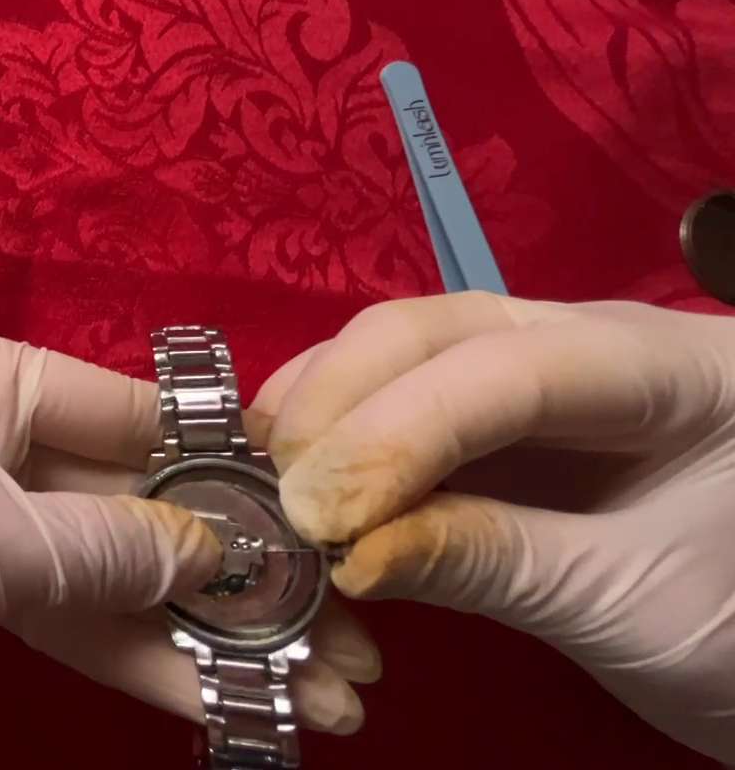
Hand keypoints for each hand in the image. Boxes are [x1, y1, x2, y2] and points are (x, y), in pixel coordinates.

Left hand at [0, 312, 368, 768]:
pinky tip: (211, 690)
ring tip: (308, 680)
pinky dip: (118, 640)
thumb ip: (103, 548)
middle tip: (331, 627)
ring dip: (181, 619)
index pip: (110, 405)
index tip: (303, 511)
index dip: (206, 460)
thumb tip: (216, 553)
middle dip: (210, 563)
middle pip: (113, 488)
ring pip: (91, 552)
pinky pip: (52, 592)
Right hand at [258, 292, 734, 761]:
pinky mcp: (452, 384)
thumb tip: (342, 553)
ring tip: (274, 477)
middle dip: (336, 407)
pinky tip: (280, 452)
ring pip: (377, 342)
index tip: (322, 520)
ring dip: (309, 405)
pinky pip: (362, 374)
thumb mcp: (635, 613)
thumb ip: (491, 565)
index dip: (400, 438)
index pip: (506, 374)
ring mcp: (506, 349)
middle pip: (418, 332)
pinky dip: (309, 410)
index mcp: (670, 369)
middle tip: (290, 496)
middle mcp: (574, 331)